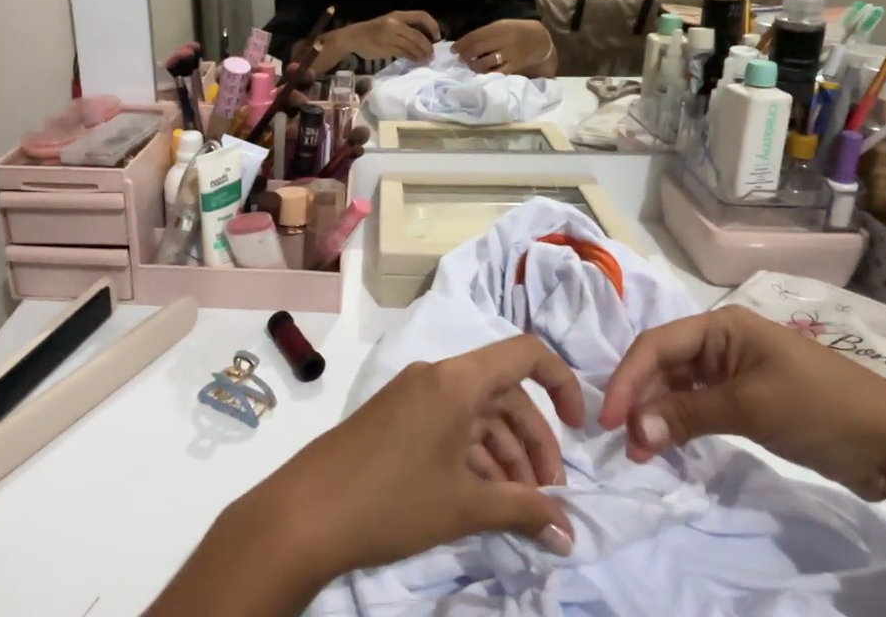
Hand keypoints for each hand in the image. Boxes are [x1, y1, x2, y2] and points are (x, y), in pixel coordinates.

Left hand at [235, 335, 584, 581]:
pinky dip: (474, 457)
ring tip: (520, 507)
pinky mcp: (396, 420)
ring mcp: (412, 397)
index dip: (562, 383)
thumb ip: (523, 511)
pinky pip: (450, 427)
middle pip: (504, 394)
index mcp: (457, 380)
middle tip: (550, 494)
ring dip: (505, 456)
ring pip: (477, 416)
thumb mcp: (465, 506)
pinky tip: (486, 500)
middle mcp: (437, 377)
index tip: (580, 427)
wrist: (305, 514)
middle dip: (535, 442)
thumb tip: (569, 531)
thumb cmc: (392, 499)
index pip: (525, 354)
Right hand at [332, 10, 438, 63]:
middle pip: (418, 36)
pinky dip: (413, 58)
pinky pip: (404, 54)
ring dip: (421, 55)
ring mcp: (390, 37)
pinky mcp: (386, 49)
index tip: (437, 36)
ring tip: (426, 60)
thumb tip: (425, 40)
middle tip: (432, 55)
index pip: (421, 16)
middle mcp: (395, 24)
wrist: (353, 37)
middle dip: (428, 46)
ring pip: (412, 46)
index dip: (432, 26)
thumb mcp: (390, 23)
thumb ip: (406, 29)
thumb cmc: (374, 30)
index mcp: (397, 15)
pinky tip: (415, 61)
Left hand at [455, 19, 554, 74]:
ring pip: (485, 62)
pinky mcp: (515, 65)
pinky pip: (498, 72)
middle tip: (460, 59)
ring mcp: (509, 53)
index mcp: (498, 27)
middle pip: (477, 49)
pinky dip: (487, 73)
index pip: (475, 36)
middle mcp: (503, 39)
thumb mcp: (502, 26)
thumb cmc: (516, 32)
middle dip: (465, 55)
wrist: (540, 39)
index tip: (453, 50)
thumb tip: (465, 42)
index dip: (461, 43)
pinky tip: (482, 73)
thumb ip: (486, 33)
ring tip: (471, 66)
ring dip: (474, 65)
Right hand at [598, 304, 885, 499]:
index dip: (627, 379)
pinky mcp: (749, 400)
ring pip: (679, 387)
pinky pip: (700, 405)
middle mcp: (724, 341)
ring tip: (643, 452)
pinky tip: (668, 444)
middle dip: (641, 401)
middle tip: (626, 444)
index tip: (609, 420)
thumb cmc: (822, 409)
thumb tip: (634, 430)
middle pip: (664, 365)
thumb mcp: (750, 408)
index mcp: (723, 325)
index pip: (656, 345)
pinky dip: (680, 423)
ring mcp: (736, 371)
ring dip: (658, 416)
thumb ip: (687, 414)